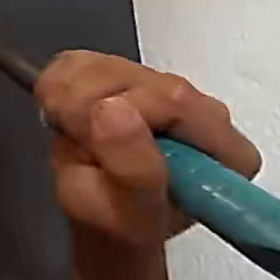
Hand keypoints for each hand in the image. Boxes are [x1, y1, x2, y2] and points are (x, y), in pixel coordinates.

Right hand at [33, 51, 260, 250]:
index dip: (120, 113)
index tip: (91, 142)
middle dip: (87, 109)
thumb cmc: (116, 218)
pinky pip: (76, 60)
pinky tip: (67, 117)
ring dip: (69, 101)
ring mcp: (160, 85)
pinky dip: (57, 88)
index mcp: (223, 151)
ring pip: (101, 64)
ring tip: (76, 135)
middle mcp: (200, 110)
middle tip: (81, 144)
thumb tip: (112, 109)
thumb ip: (131, 168)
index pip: (172, 99)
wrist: (98, 210)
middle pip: (133, 77)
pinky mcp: (123, 71)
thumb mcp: (125, 213)